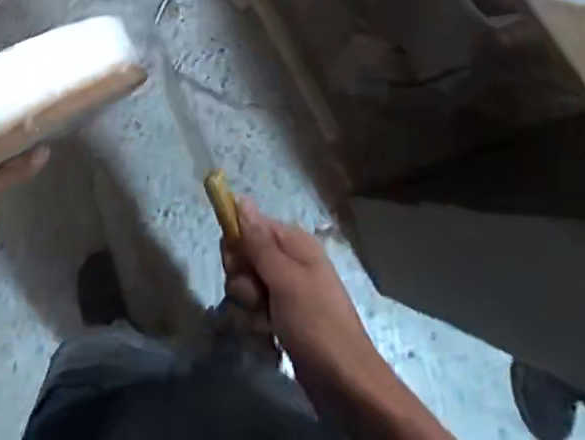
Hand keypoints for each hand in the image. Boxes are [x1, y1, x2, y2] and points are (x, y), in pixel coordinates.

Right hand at [222, 199, 389, 387]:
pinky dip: (256, 328)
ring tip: (266, 326)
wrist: (347, 385)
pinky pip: (253, 314)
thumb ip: (259, 241)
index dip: (237, 246)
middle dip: (242, 282)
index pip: (249, 227)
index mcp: (294, 244)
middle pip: (243, 259)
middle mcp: (288, 263)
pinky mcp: (281, 319)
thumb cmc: (317, 324)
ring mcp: (285, 293)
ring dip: (248, 311)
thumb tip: (242, 199)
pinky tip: (269, 341)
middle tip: (257, 299)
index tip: (237, 267)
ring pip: (244, 289)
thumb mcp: (285, 279)